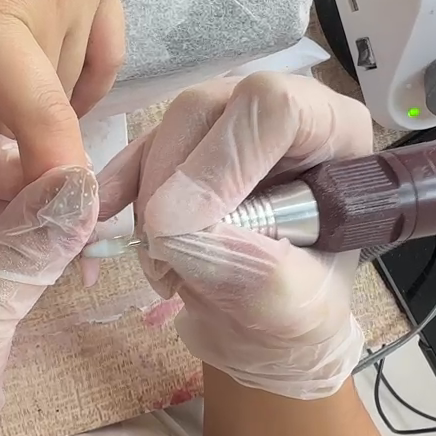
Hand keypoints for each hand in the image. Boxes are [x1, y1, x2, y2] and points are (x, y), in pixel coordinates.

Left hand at [0, 129, 97, 435]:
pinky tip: (85, 270)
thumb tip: (82, 181)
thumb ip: (25, 242)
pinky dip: (60, 254)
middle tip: (93, 214)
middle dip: (46, 187)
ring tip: (92, 245)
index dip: (21, 157)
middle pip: (3, 175)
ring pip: (24, 214)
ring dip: (59, 222)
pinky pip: (33, 254)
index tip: (73, 186)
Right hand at [98, 73, 373, 399]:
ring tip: (161, 269)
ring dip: (143, 205)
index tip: (179, 228)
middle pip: (202, 109)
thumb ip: (240, 263)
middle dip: (168, 186)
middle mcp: (274, 113)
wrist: (260, 328)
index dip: (220, 160)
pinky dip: (113, 197)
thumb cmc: (292, 313)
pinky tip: (103, 234)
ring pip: (160, 133)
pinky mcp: (175, 147)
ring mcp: (219, 124)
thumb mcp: (284, 305)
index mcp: (332, 135)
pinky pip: (131, 155)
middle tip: (162, 254)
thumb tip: (166, 223)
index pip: (272, 108)